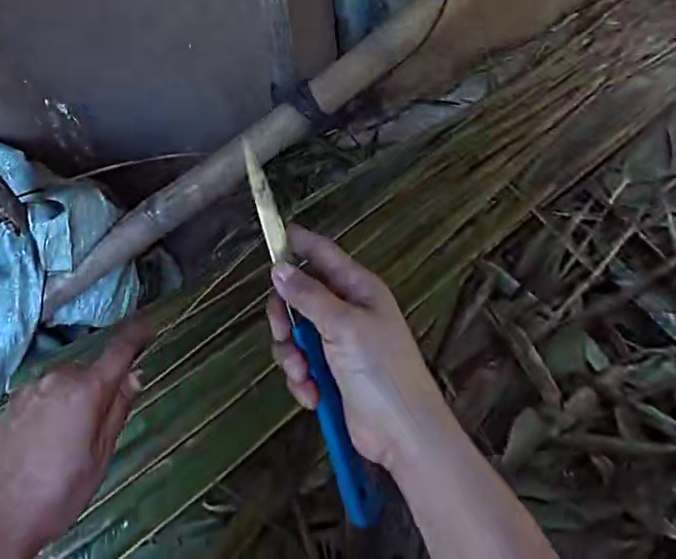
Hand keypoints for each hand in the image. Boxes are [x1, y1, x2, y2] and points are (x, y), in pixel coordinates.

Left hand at [0, 319, 152, 558]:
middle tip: (99, 427)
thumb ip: (118, 410)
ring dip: (75, 397)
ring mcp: (33, 387)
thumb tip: (135, 375)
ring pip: (66, 382)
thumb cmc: (57, 493)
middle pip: (90, 371)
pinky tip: (46, 440)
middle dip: (100, 387)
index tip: (149, 327)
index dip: (137, 336)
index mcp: (86, 389)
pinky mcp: (14, 401)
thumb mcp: (99, 458)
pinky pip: (45, 393)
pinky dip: (54, 405)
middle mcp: (59, 377)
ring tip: (69, 441)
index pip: (119, 350)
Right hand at [265, 226, 452, 474]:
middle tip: (283, 333)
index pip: (321, 253)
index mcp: (357, 287)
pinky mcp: (331, 373)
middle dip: (285, 316)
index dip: (297, 243)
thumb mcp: (344, 326)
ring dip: (291, 354)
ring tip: (302, 374)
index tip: (271, 238)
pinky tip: (312, 394)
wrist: (405, 437)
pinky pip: (301, 363)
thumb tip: (278, 268)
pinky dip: (301, 379)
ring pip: (295, 333)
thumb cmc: (381, 371)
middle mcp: (347, 309)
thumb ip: (308, 295)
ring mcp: (338, 342)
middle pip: (299, 294)